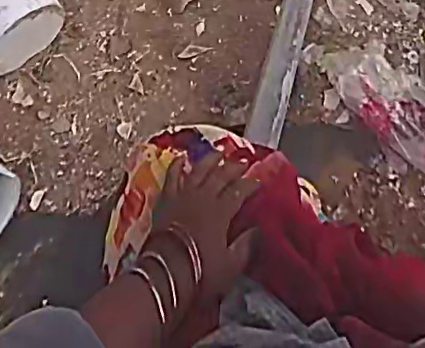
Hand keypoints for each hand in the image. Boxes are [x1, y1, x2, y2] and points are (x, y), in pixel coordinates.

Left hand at [152, 150, 260, 302]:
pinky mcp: (166, 198)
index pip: (239, 192)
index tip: (259, 179)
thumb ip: (245, 246)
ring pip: (199, 169)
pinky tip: (181, 157)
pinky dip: (177, 165)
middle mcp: (203, 196)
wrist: (165, 272)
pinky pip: (172, 175)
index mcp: (221, 211)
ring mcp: (183, 194)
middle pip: (221, 176)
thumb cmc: (200, 271)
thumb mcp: (230, 266)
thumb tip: (257, 229)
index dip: (250, 184)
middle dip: (234, 167)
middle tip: (244, 160)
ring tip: (219, 151)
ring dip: (210, 159)